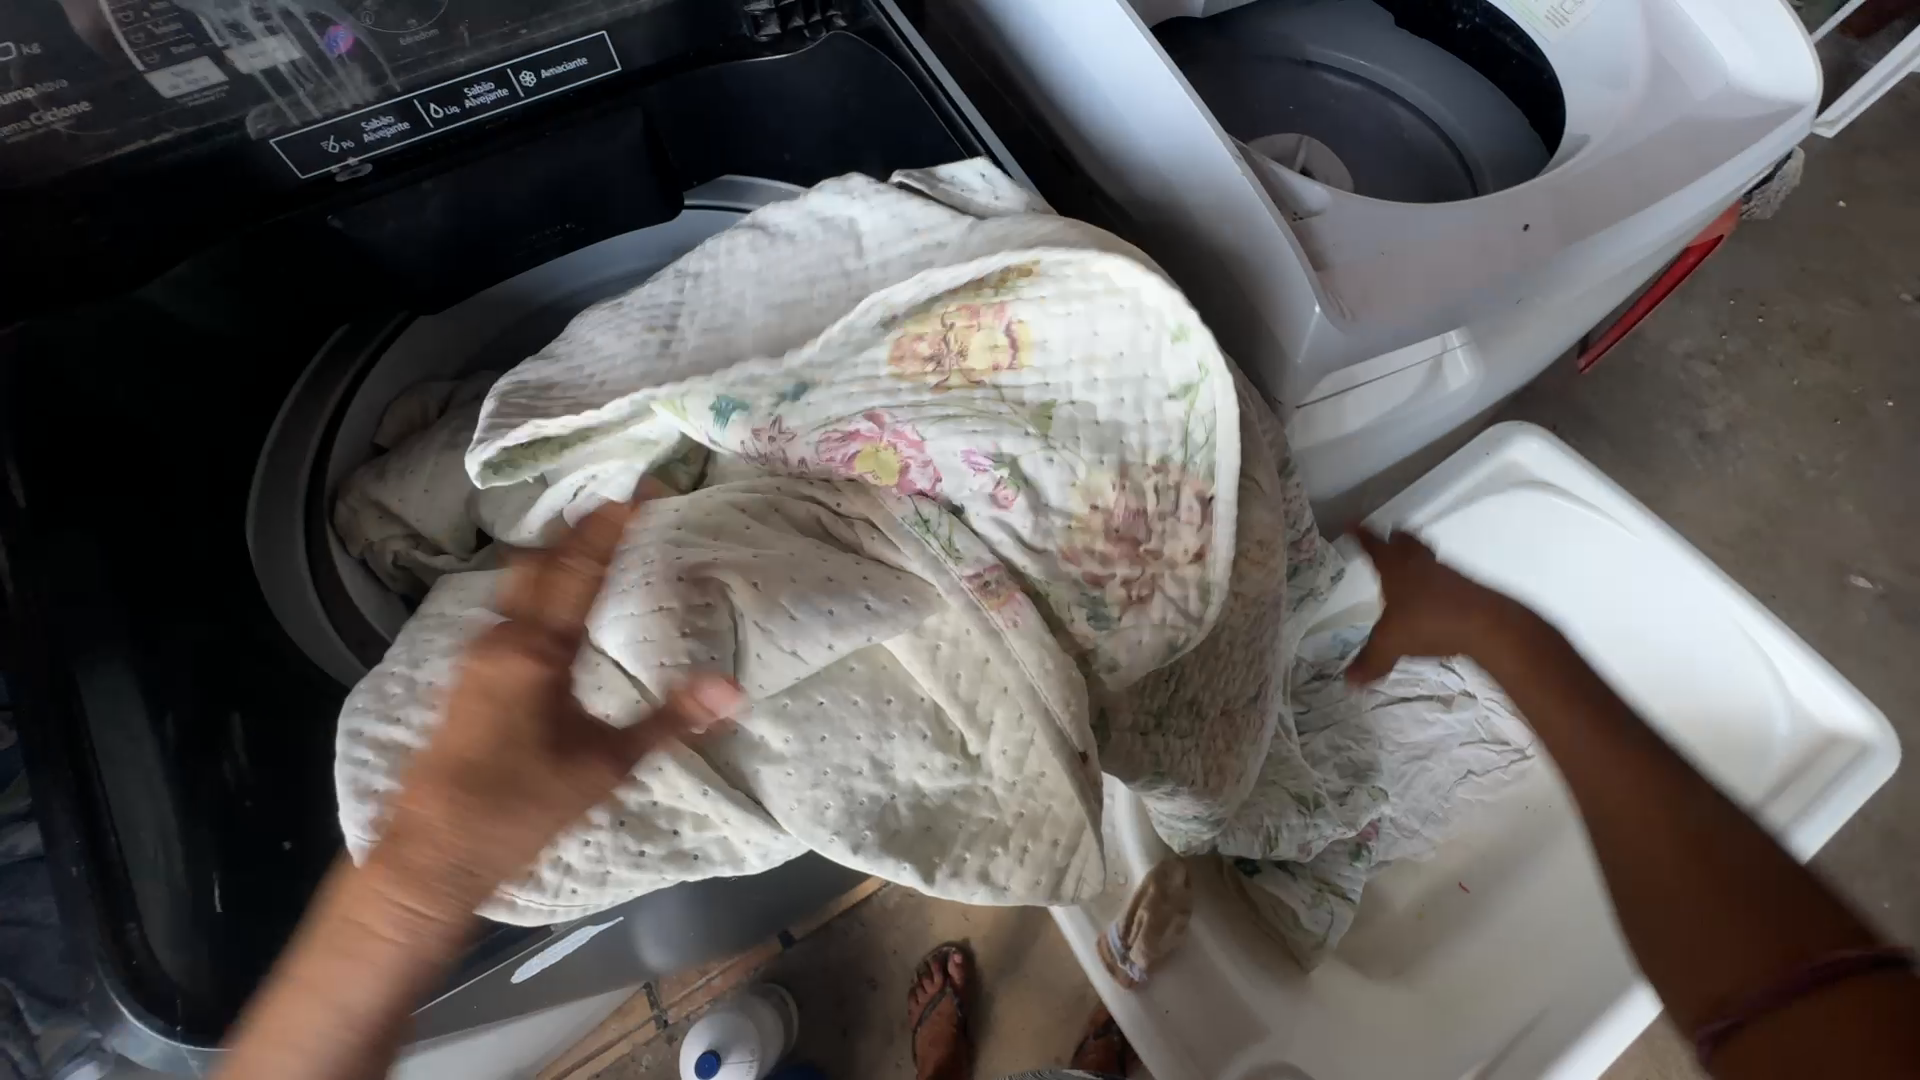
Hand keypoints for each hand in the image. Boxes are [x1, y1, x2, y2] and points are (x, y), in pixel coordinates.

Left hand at [375, 499, 743, 912]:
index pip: (580, 569)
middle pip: (540, 562)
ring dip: (557, 555)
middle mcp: (499, 640)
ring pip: (518, 583)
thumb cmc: (517, 810)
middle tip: (624, 508)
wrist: (423, 860)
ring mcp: (474, 657)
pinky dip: (540, 586)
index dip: (612, 526)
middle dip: (582, 529)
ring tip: (597, 542)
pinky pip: (508, 608)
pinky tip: (558, 604)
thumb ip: (670, 720)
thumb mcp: (604, 766)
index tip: (641, 491)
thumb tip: (734, 687)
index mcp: (535, 652)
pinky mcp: (466, 677)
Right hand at [1345, 528, 1525, 683]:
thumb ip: (1371, 660)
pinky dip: (1436, 580)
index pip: (1373, 546)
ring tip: (1410, 567)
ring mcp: (1448, 574)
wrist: (1491, 626)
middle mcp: (1421, 565)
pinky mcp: (1469, 588)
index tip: (1353, 525)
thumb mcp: (1392, 643)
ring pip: (1428, 557)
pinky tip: (1435, 596)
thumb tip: (1348, 681)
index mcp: (1396, 569)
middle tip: (1388, 538)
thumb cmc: (1431, 623)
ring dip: (1418, 557)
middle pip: (1406, 542)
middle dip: (1395, 538)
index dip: (1361, 536)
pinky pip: (1446, 576)